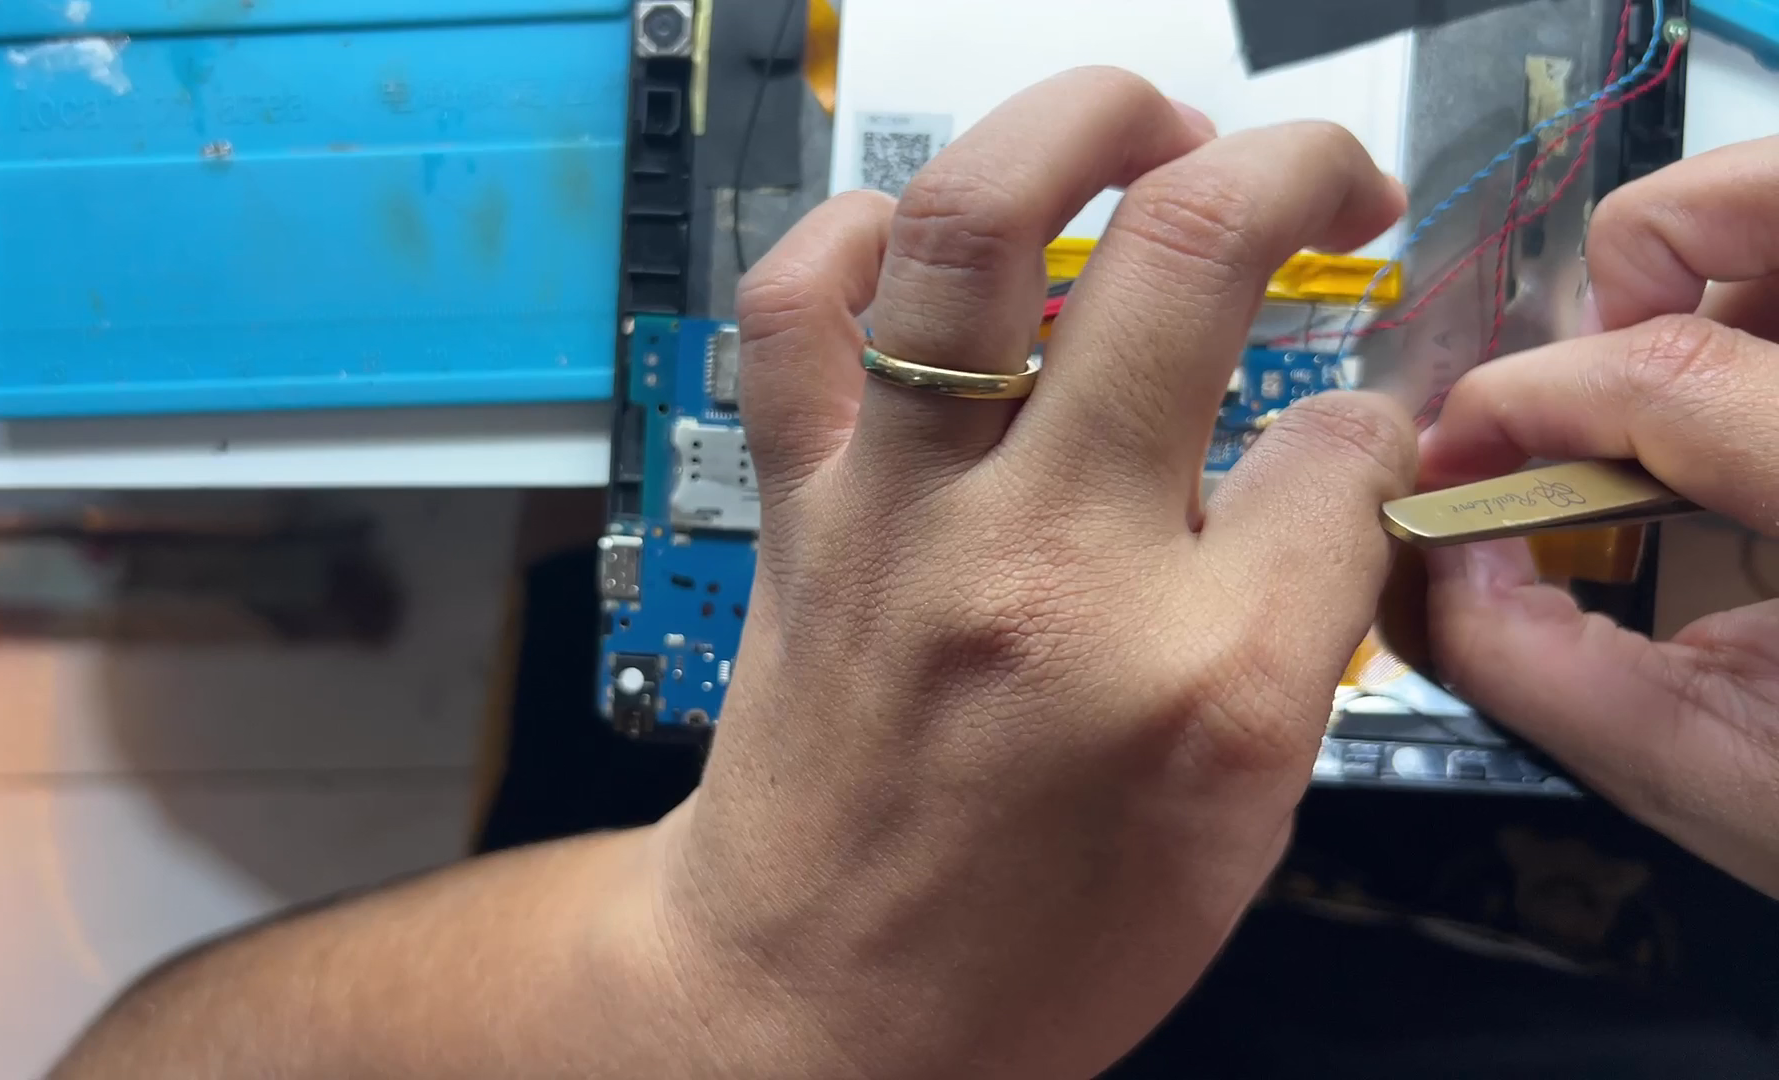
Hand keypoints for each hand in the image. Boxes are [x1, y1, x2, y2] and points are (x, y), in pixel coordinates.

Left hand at [642, 68, 1412, 1078]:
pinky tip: (907, 244)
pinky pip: (795, 316)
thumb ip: (1295, 619)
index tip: (1341, 409)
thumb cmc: (1020, 940)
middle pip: (1182, 253)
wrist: (809, 985)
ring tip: (1119, 132)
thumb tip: (1326, 460)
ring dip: (1063, 130)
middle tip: (1290, 165)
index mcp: (1198, 670)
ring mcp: (896, 508)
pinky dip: (847, 240)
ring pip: (967, 231)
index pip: (1337, 446)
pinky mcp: (799, 509)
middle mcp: (1041, 555)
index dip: (1360, 405)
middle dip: (1273, 160)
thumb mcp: (1229, 816)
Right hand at [1422, 136, 1778, 899]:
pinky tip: (1731, 395)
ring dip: (1694, 271)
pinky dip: (1743, 300)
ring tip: (1669, 381)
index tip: (1452, 460)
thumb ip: (1519, 656)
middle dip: (1630, 273)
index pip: (1666, 373)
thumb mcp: (1691, 768)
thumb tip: (1433, 547)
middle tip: (1594, 385)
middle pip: (1767, 193)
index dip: (1514, 403)